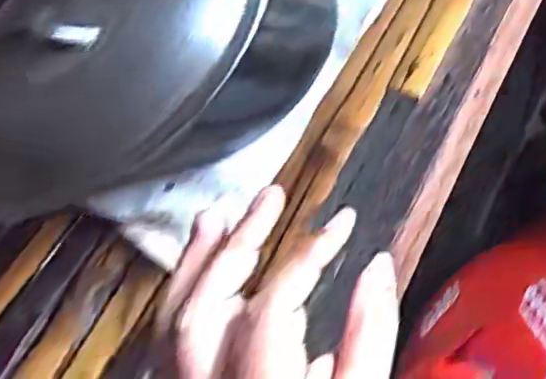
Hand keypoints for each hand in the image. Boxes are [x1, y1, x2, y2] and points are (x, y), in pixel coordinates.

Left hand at [159, 185, 398, 378]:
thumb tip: (376, 262)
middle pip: (204, 314)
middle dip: (240, 245)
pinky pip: (169, 349)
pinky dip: (185, 298)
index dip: (309, 256)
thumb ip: (371, 338)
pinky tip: (204, 268)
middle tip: (272, 196)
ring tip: (221, 213)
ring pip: (169, 332)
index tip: (346, 223)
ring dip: (196, 265)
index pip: (272, 309)